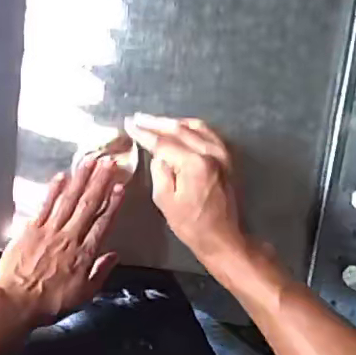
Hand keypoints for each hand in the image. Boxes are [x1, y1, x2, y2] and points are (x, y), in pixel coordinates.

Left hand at [0, 155, 126, 323]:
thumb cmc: (49, 303)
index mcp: (84, 254)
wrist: (16, 302)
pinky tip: (62, 176)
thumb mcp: (83, 295)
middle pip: (88, 205)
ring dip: (80, 179)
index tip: (120, 187)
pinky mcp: (31, 229)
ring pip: (69, 200)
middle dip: (100, 182)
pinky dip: (54, 190)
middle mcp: (69, 238)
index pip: (103, 223)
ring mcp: (49, 231)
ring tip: (90, 161)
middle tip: (109, 163)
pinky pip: (45, 205)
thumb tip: (114, 255)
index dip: (113, 203)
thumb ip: (100, 273)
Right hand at [124, 114, 248, 261]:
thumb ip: (159, 172)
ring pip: (196, 127)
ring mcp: (222, 153)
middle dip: (156, 123)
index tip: (129, 125)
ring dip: (174, 122)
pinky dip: (192, 127)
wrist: (222, 236)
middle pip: (180, 129)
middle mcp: (211, 153)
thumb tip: (158, 155)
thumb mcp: (164, 200)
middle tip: (138, 118)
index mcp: (194, 163)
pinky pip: (208, 133)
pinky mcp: (227, 158)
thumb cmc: (190, 224)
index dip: (144, 133)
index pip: (163, 142)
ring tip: (155, 121)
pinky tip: (180, 128)